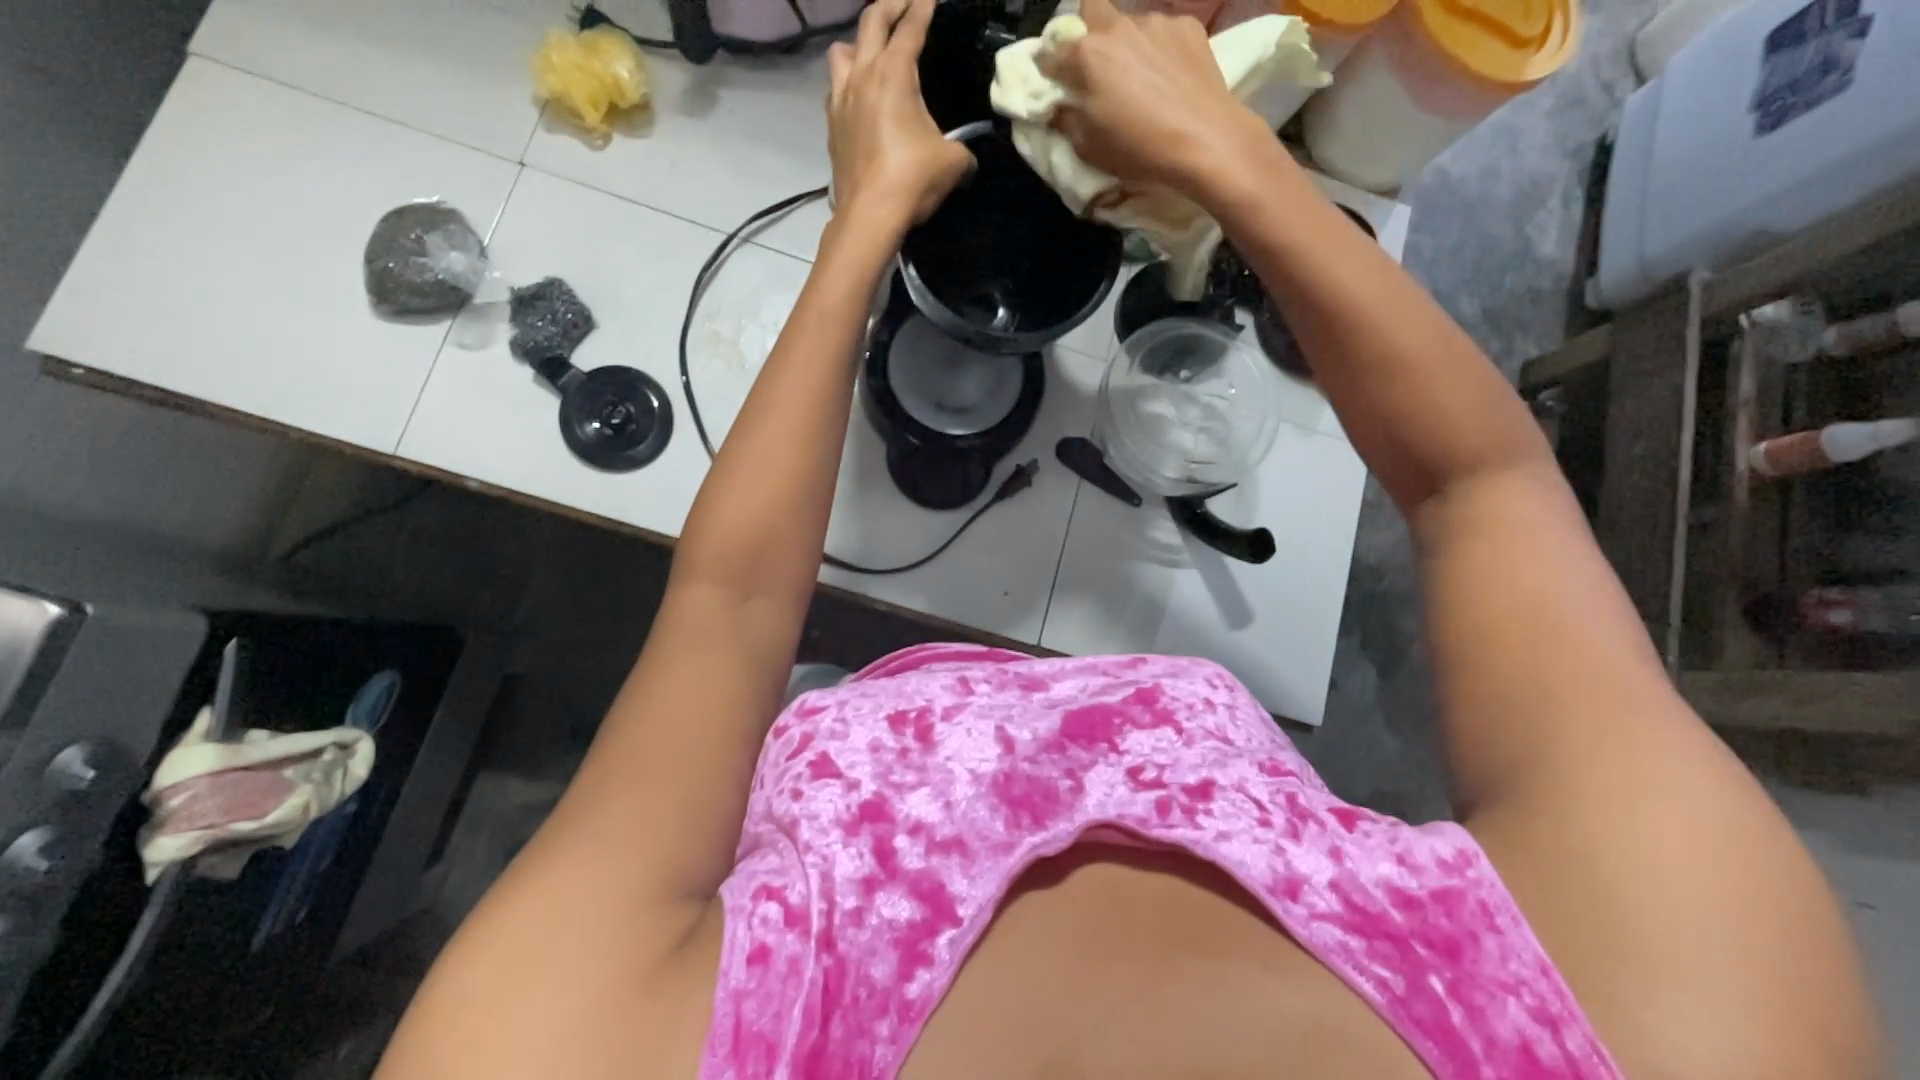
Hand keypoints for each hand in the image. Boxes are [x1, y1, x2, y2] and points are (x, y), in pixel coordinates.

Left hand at [826, 0, 973, 233]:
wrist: (869, 214)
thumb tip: (965, 155)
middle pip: (871, 21)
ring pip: (842, 51)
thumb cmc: (912, 180)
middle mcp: (862, 76)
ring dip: (859, 44)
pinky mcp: (832, 125)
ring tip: (873, 52)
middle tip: (905, 4)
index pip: (910, 27)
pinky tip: (862, 97)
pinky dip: (849, 83)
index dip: (922, 7)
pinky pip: (836, 89)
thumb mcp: (952, 161)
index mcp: (893, 73)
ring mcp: (841, 99)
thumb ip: (961, 147)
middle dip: (890, 6)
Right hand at [1042, 0, 1274, 194]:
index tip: (1056, 85)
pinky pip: (1163, 30)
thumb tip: (1059, 106)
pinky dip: (1160, 48)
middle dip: (1087, 33)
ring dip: (1127, 43)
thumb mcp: (1088, 148)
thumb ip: (1066, 120)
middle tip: (1096, 68)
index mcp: (1086, 56)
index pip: (1051, 53)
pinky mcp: (1188, 26)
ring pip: (1130, 22)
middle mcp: (1117, 28)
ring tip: (1141, 76)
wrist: (1207, 142)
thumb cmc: (1139, 149)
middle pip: (1090, 10)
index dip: (1049, 70)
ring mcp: (1156, 23)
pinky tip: (1170, 75)